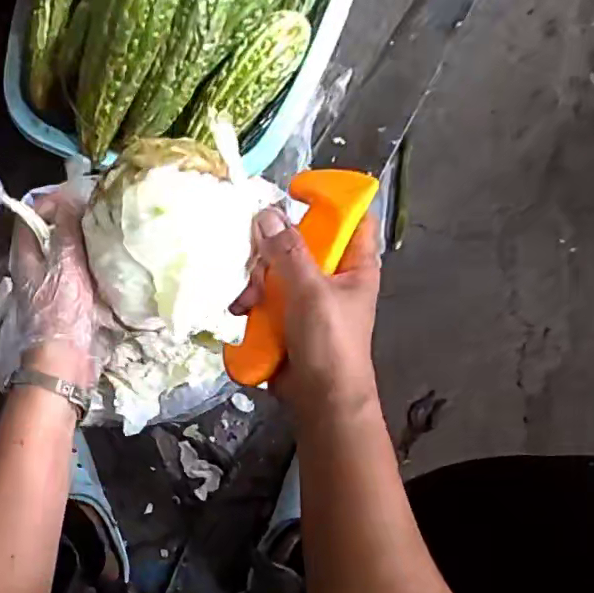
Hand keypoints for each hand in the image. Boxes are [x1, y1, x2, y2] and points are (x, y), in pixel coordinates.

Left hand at [0, 188, 104, 387]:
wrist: (65, 361)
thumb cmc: (61, 312)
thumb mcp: (65, 265)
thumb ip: (66, 230)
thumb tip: (69, 198)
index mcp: (26, 254)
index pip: (33, 213)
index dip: (54, 198)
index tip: (82, 194)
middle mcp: (35, 265)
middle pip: (51, 230)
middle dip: (74, 217)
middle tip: (102, 209)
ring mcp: (51, 283)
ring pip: (66, 249)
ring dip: (85, 238)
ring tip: (109, 228)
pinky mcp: (67, 298)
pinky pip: (78, 270)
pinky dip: (92, 260)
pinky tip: (109, 258)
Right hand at [230, 205, 380, 417]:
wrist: (320, 400)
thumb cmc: (329, 344)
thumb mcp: (311, 292)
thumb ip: (288, 252)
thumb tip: (266, 213)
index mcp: (354, 264)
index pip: (350, 216)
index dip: (328, 197)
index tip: (295, 192)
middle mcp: (331, 276)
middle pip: (299, 242)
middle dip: (273, 251)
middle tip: (259, 263)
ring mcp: (306, 299)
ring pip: (274, 270)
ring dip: (255, 282)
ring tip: (246, 301)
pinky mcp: (284, 319)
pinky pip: (263, 297)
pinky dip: (250, 302)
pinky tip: (239, 312)